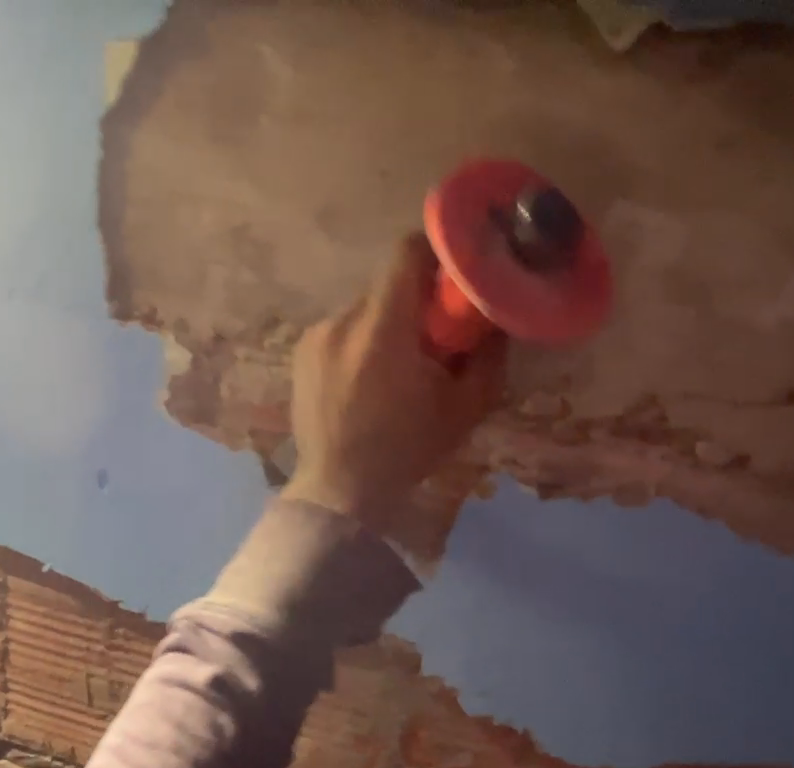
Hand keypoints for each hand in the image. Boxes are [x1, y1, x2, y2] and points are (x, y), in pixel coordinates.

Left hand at [281, 233, 505, 533]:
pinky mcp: (299, 354)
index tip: (452, 275)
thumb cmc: (405, 451)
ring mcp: (314, 337)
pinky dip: (357, 344)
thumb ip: (487, 355)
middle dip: (412, 303)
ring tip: (393, 369)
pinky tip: (363, 381)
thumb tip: (494, 320)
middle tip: (431, 337)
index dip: (435, 253)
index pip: (406, 254)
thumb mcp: (463, 408)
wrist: (338, 488)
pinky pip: (339, 332)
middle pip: (386, 286)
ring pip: (361, 311)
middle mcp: (341, 322)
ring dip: (383, 326)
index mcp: (382, 329)